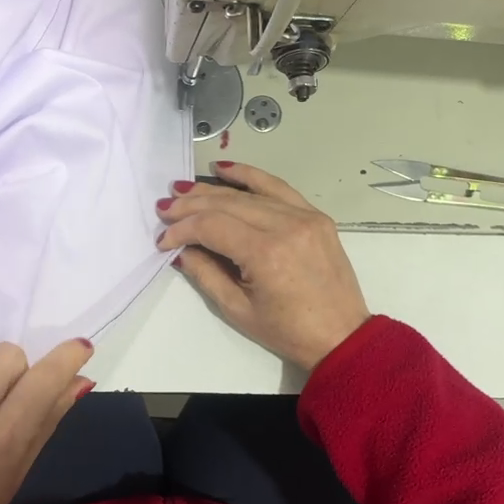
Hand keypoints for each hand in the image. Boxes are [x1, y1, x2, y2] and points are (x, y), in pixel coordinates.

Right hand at [156, 162, 370, 371]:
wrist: (340, 335)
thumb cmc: (288, 331)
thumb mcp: (238, 310)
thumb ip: (206, 274)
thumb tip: (182, 249)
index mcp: (266, 255)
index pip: (212, 227)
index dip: (182, 229)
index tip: (163, 239)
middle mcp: (286, 227)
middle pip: (227, 204)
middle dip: (191, 205)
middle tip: (164, 208)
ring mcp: (304, 217)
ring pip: (249, 194)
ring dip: (213, 190)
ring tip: (184, 189)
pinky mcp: (315, 216)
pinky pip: (278, 188)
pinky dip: (251, 177)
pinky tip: (225, 169)